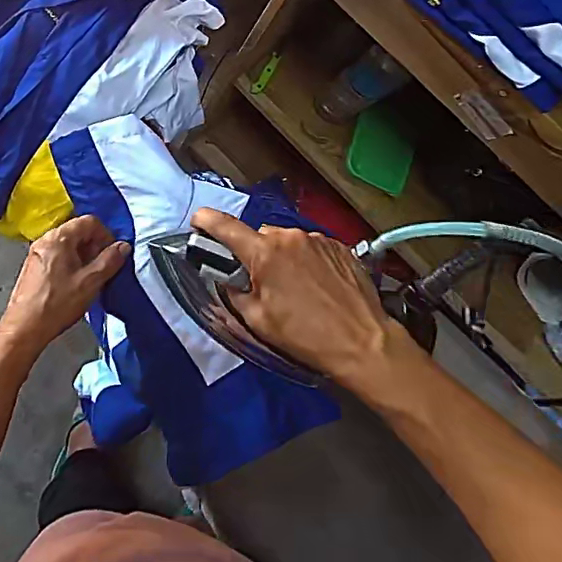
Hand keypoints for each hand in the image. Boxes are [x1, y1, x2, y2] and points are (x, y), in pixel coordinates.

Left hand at [0, 215, 129, 359]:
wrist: (25, 329)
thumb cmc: (56, 305)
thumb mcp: (92, 281)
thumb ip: (111, 260)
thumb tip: (122, 246)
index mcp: (58, 239)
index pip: (89, 221)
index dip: (106, 235)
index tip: (112, 252)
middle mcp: (44, 241)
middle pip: (78, 231)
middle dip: (96, 246)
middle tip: (103, 266)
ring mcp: (37, 254)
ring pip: (69, 245)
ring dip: (85, 256)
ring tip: (91, 277)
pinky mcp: (34, 268)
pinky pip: (59, 256)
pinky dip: (73, 264)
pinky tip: (76, 283)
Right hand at [192, 208, 418, 392]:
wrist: (361, 340)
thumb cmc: (307, 336)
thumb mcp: (258, 321)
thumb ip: (236, 293)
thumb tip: (228, 280)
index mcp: (266, 253)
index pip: (226, 227)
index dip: (207, 222)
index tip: (199, 221)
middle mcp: (293, 238)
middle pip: (261, 236)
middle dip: (256, 255)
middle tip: (262, 285)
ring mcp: (320, 240)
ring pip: (289, 242)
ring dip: (285, 258)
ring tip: (296, 290)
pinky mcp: (341, 247)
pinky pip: (313, 248)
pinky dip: (308, 261)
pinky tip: (317, 287)